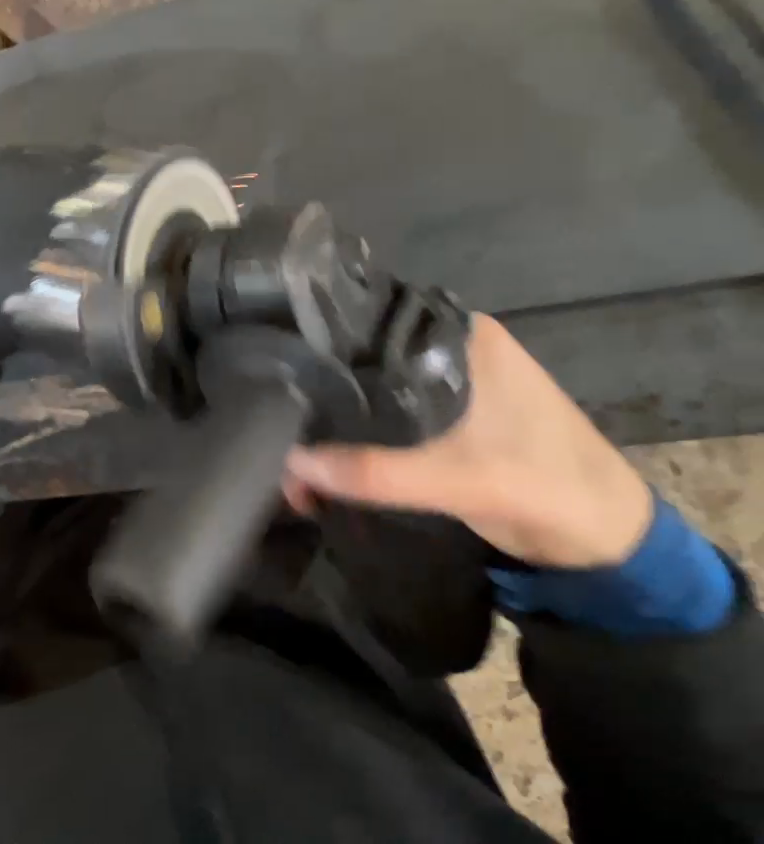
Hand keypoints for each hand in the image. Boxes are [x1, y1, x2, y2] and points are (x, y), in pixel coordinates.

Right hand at [286, 314, 652, 568]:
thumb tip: (289, 462)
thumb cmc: (549, 489)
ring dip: (327, 419)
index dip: (313, 345)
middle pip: (356, 359)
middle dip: (310, 390)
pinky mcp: (436, 417)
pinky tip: (316, 455)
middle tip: (263, 414)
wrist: (605, 544)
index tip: (265, 368)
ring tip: (284, 443)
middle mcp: (445, 350)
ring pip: (362, 389)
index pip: (365, 325)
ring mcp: (441, 384)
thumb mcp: (460, 481)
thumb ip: (375, 472)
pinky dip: (346, 435)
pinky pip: (374, 415)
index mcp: (459, 340)